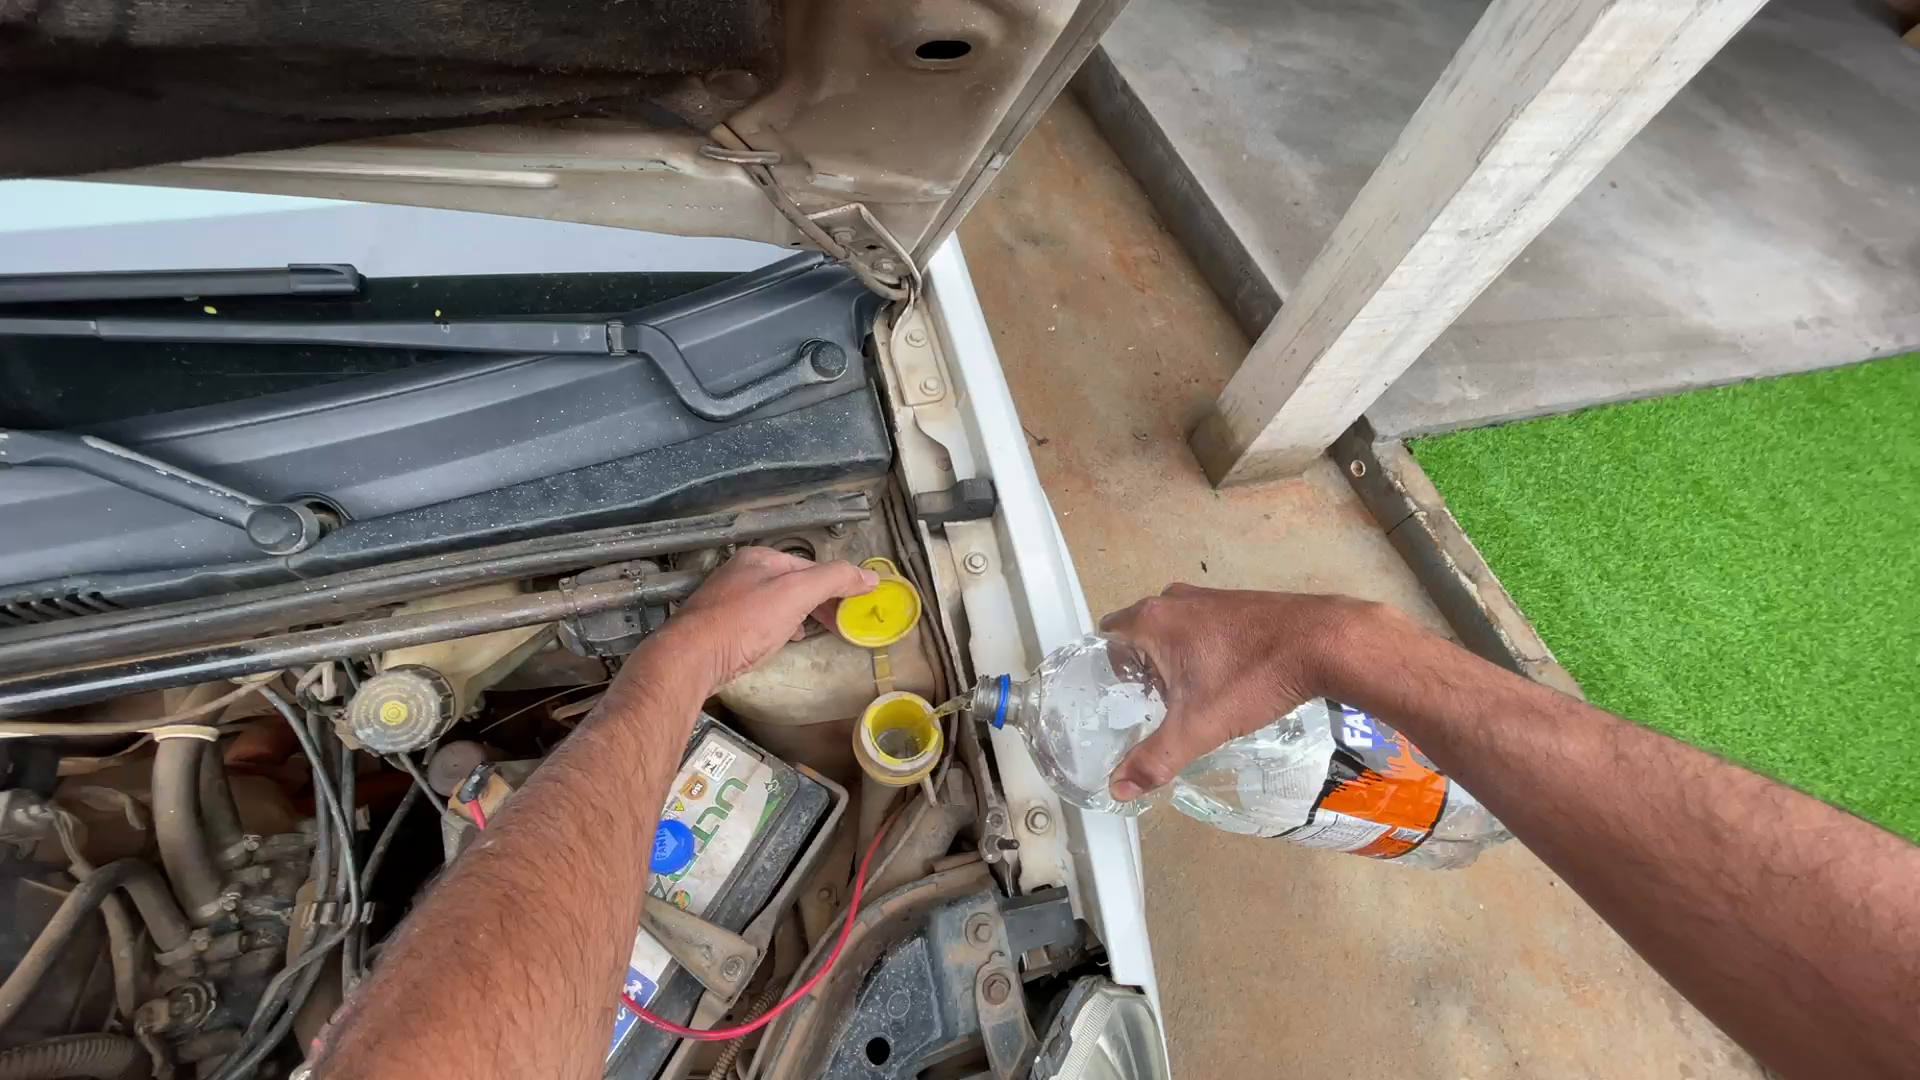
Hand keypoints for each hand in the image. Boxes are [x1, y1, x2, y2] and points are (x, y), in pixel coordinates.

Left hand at [655, 546, 878, 691]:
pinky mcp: (722, 626)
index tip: (854, 603)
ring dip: (800, 614)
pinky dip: (779, 627)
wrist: (692, 658)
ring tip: (817, 629)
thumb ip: (834, 580)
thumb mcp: (797, 594)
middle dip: (819, 601)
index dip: (836, 584)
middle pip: (794, 583)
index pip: (811, 566)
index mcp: (760, 559)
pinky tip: (784, 639)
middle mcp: (743, 574)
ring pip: (777, 602)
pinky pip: (760, 621)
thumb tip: (868, 575)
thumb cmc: (742, 623)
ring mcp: (730, 600)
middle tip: (840, 621)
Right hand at [1099, 586, 1382, 800]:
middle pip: (1138, 632)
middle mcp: (1172, 600)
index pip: (1107, 636)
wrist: (1322, 642)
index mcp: (1150, 620)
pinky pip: (1201, 623)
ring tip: (1192, 694)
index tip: (1126, 698)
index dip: (1110, 668)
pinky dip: (1202, 646)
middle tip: (1156, 703)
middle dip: (1142, 666)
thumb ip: (1154, 759)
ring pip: (1171, 627)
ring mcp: (1206, 595)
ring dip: (1173, 655)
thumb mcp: (1198, 727)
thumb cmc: (1251, 678)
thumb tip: (1116, 789)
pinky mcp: (1236, 600)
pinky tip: (1226, 675)